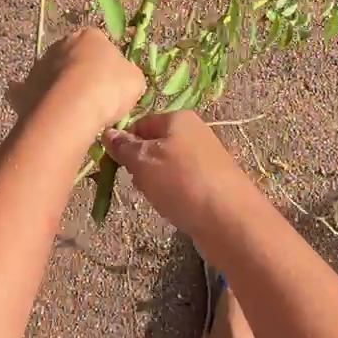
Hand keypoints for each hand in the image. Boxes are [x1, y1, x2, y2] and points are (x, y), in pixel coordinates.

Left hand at [7, 29, 144, 138]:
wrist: (69, 110)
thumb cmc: (108, 88)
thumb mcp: (135, 81)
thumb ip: (128, 75)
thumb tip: (123, 79)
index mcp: (91, 36)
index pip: (101, 45)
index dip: (108, 66)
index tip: (112, 86)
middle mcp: (63, 43)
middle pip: (75, 58)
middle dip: (82, 75)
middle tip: (93, 100)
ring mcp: (40, 64)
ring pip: (54, 76)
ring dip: (61, 89)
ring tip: (73, 114)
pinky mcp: (24, 88)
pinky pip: (32, 95)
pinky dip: (38, 103)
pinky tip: (48, 116)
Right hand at [102, 110, 255, 237]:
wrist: (229, 218)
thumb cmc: (181, 182)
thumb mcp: (144, 162)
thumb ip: (124, 147)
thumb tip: (108, 133)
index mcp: (178, 118)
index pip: (140, 123)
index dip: (124, 142)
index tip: (112, 164)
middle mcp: (194, 132)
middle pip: (154, 144)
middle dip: (139, 165)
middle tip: (136, 184)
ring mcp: (205, 157)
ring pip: (167, 165)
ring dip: (155, 182)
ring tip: (156, 199)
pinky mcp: (211, 181)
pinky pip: (182, 182)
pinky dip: (173, 193)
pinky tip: (172, 207)